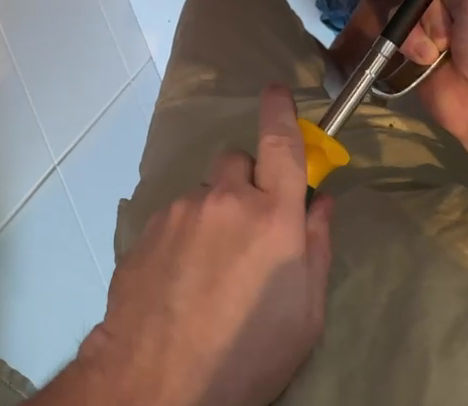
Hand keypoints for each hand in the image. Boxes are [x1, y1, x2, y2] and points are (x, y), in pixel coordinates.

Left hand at [60, 86, 334, 405]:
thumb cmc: (246, 355)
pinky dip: (186, 233)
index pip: (281, 143)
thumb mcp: (304, 316)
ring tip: (211, 268)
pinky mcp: (148, 226)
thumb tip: (320, 203)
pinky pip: (176, 215)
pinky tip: (182, 277)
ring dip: (214, 213)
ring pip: (205, 192)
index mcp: (272, 216)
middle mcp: (225, 199)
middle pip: (237, 162)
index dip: (281, 111)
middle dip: (247, 182)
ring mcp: (181, 209)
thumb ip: (316, 248)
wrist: (155, 380)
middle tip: (249, 228)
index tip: (277, 91)